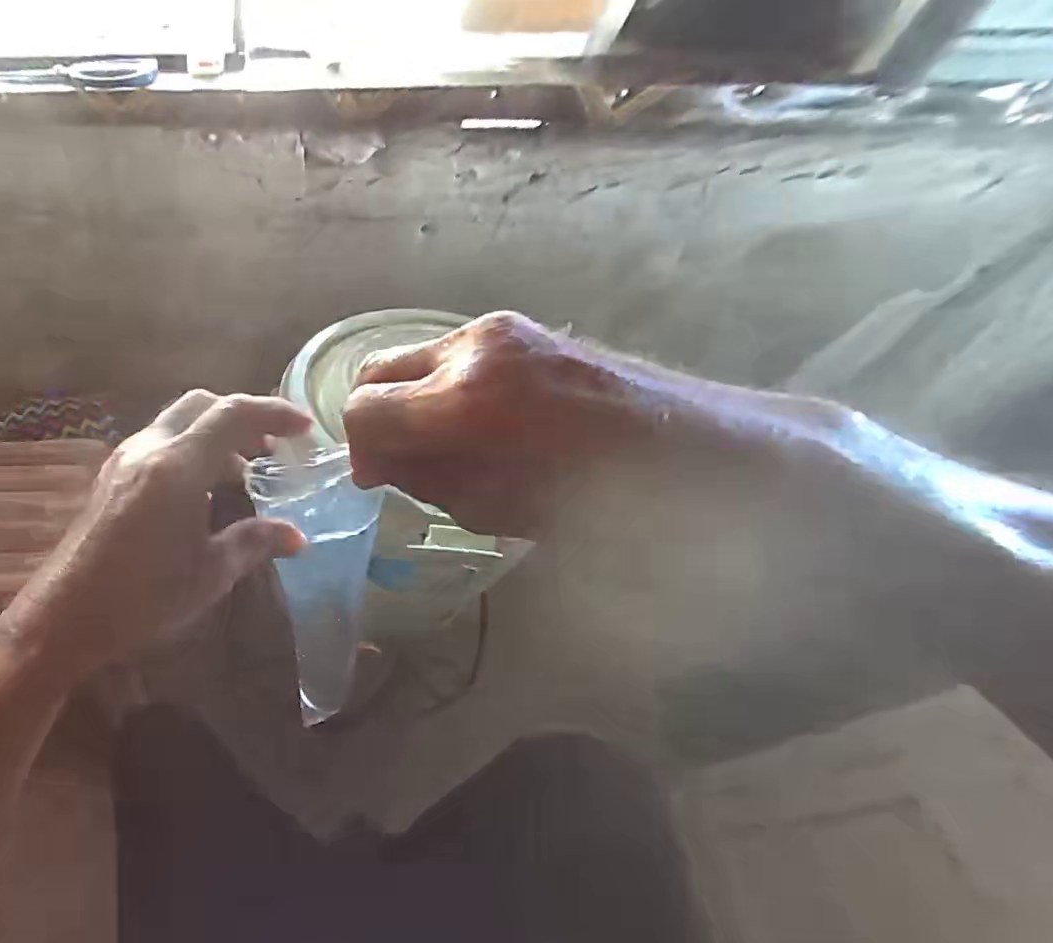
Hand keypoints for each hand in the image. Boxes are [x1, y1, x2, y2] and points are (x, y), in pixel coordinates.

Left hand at [0, 391, 312, 678]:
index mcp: (177, 467)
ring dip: (215, 436)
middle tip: (272, 448)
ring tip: (244, 474)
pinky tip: (203, 492)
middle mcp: (148, 449)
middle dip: (242, 417)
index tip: (305, 428)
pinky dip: (191, 451)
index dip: (274, 413)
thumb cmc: (143, 597)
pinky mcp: (111, 477)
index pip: (233, 414)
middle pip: (202, 405)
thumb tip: (296, 537)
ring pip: (177, 423)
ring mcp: (124, 460)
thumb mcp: (209, 574)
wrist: (65, 617)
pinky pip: (159, 444)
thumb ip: (254, 542)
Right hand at [342, 311, 786, 537]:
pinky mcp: (518, 326)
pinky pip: (449, 356)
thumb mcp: (491, 507)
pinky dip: (439, 388)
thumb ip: (421, 478)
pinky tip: (477, 422)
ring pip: (410, 360)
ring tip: (445, 443)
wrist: (694, 450)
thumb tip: (377, 463)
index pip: (363, 410)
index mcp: (463, 401)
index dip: (359, 449)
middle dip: (375, 420)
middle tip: (399, 460)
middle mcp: (470, 348)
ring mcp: (495, 328)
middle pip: (374, 372)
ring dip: (408, 402)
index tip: (377, 479)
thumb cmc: (595, 501)